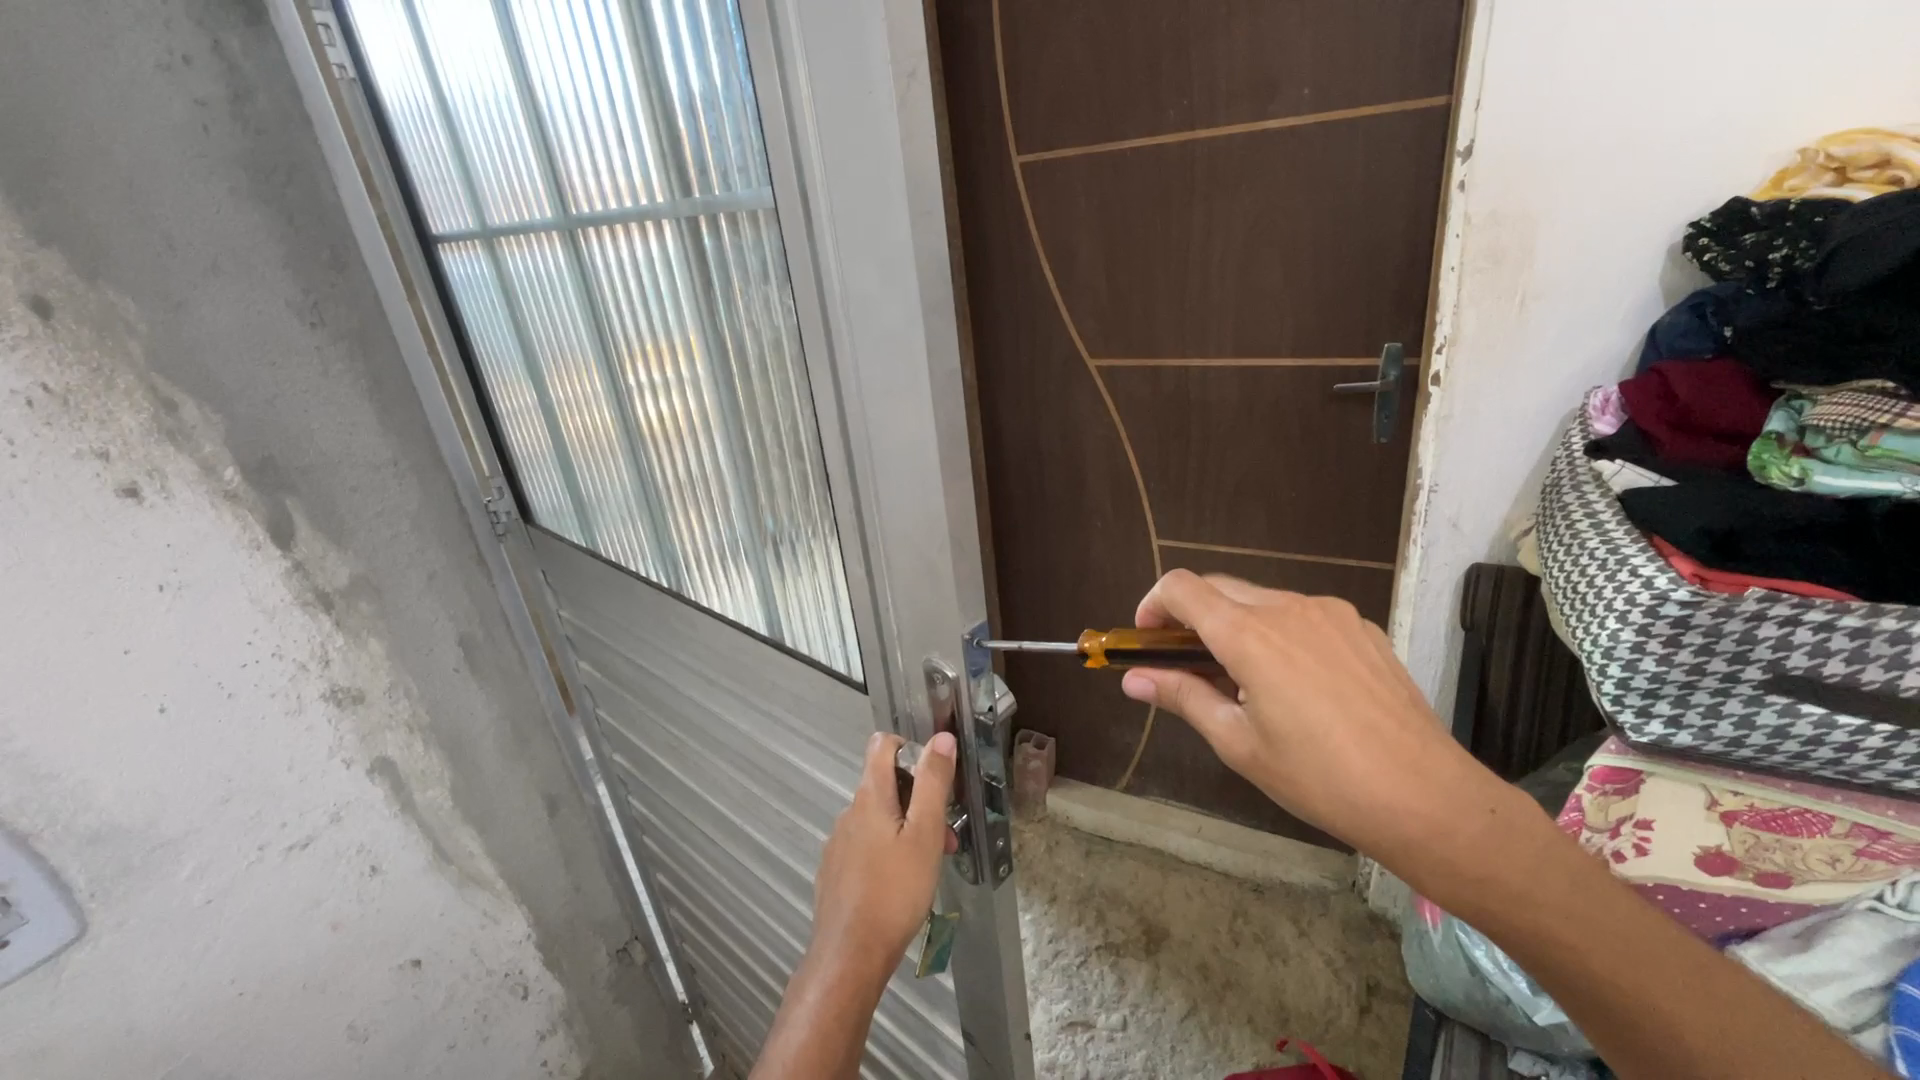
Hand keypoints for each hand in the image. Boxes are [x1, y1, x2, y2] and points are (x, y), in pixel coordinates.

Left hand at [805, 730, 957, 991]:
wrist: (850, 954)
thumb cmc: (894, 891)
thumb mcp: (924, 834)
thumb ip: (933, 783)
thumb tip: (941, 738)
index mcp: (870, 797)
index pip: (882, 745)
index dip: (911, 748)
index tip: (936, 775)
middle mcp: (849, 813)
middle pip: (886, 786)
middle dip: (920, 801)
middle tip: (946, 837)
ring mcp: (839, 843)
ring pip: (879, 820)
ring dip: (909, 831)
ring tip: (931, 866)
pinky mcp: (836, 871)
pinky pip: (867, 846)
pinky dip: (890, 852)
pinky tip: (903, 885)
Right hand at [1118, 569, 1489, 862]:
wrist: (1423, 795)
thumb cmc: (1318, 777)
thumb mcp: (1238, 743)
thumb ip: (1183, 697)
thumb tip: (1132, 678)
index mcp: (1249, 635)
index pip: (1182, 588)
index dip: (1153, 604)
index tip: (1147, 640)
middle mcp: (1288, 608)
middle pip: (1219, 588)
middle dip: (1191, 617)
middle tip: (1186, 667)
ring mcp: (1331, 613)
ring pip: (1262, 600)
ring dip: (1235, 625)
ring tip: (1242, 683)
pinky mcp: (1362, 628)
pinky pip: (1303, 615)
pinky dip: (1278, 633)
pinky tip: (1295, 686)